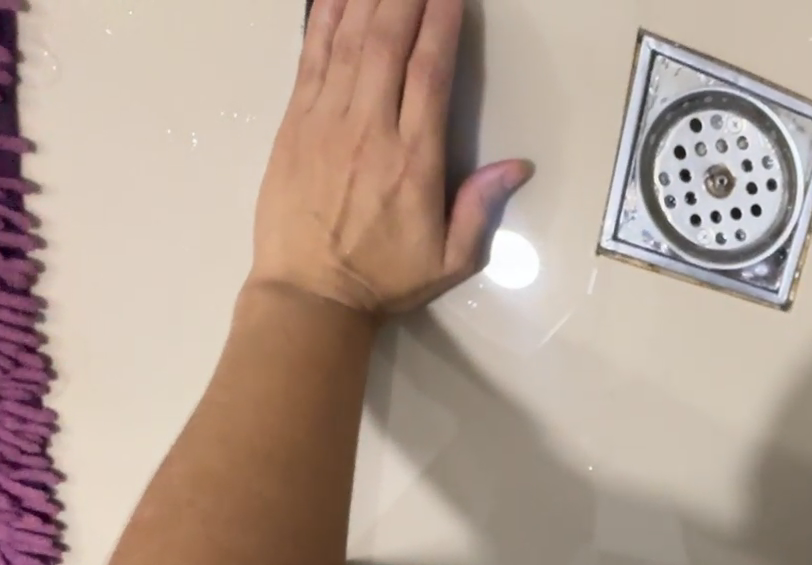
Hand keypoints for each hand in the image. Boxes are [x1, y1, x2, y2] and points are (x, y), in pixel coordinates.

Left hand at [250, 0, 533, 316]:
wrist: (310, 289)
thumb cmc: (389, 277)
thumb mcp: (453, 259)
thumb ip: (481, 207)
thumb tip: (517, 167)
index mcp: (413, 163)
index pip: (429, 78)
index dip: (441, 28)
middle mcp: (368, 130)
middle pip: (387, 45)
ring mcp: (325, 120)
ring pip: (346, 40)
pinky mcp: (294, 120)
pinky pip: (310, 55)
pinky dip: (322, 17)